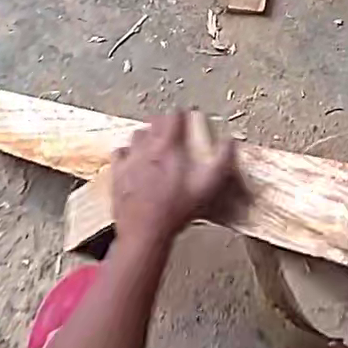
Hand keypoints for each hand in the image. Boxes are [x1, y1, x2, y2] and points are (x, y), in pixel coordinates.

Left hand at [110, 112, 237, 248]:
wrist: (145, 233)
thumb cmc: (178, 208)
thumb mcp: (208, 185)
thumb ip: (222, 160)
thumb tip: (230, 140)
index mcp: (168, 146)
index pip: (173, 117)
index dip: (182, 114)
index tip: (188, 117)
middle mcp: (147, 148)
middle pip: (154, 122)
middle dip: (165, 122)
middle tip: (174, 130)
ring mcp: (129, 160)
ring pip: (136, 134)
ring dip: (146, 134)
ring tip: (155, 142)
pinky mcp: (116, 174)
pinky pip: (119, 152)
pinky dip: (127, 151)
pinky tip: (133, 158)